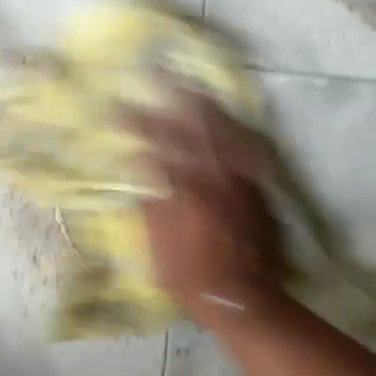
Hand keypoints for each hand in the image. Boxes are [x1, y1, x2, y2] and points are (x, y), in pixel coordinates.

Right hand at [129, 92, 289, 329]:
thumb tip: (142, 171)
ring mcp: (242, 180)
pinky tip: (229, 122)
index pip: (158, 146)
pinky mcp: (259, 189)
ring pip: (226, 133)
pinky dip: (235, 131)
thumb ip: (151, 207)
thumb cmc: (194, 281)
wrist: (245, 299)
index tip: (117, 109)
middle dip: (176, 100)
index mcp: (187, 190)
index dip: (137, 125)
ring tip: (195, 89)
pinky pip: (248, 149)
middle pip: (196, 128)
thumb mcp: (159, 250)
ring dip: (207, 108)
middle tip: (162, 77)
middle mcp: (217, 177)